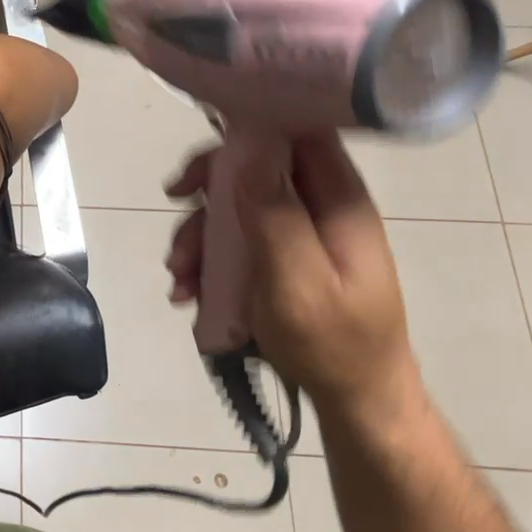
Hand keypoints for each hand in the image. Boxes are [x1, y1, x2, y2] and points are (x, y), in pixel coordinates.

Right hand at [165, 133, 416, 414]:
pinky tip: (189, 293)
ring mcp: (299, 235)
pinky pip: (235, 243)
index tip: (203, 163)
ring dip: (198, 236)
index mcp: (338, 200)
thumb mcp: (299, 282)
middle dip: (208, 190)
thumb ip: (276, 217)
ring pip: (236, 208)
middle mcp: (320, 208)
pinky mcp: (281, 260)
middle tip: (176, 207)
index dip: (247, 133)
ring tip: (180, 279)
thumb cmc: (333, 343)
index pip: (297, 132)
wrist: (355, 398)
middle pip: (255, 168)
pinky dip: (206, 263)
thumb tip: (249, 153)